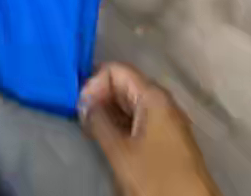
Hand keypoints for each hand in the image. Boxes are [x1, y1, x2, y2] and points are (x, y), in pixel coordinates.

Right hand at [79, 63, 221, 195]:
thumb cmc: (157, 179)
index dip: (94, 84)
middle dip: (100, 97)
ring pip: (130, 104)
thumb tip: (84, 104)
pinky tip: (110, 140)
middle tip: (83, 118)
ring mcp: (168, 121)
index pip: (115, 70)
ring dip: (109, 112)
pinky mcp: (169, 141)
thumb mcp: (120, 151)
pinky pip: (139, 120)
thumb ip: (98, 121)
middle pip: (123, 84)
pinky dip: (121, 125)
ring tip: (92, 130)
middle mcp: (162, 101)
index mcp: (153, 95)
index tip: (81, 108)